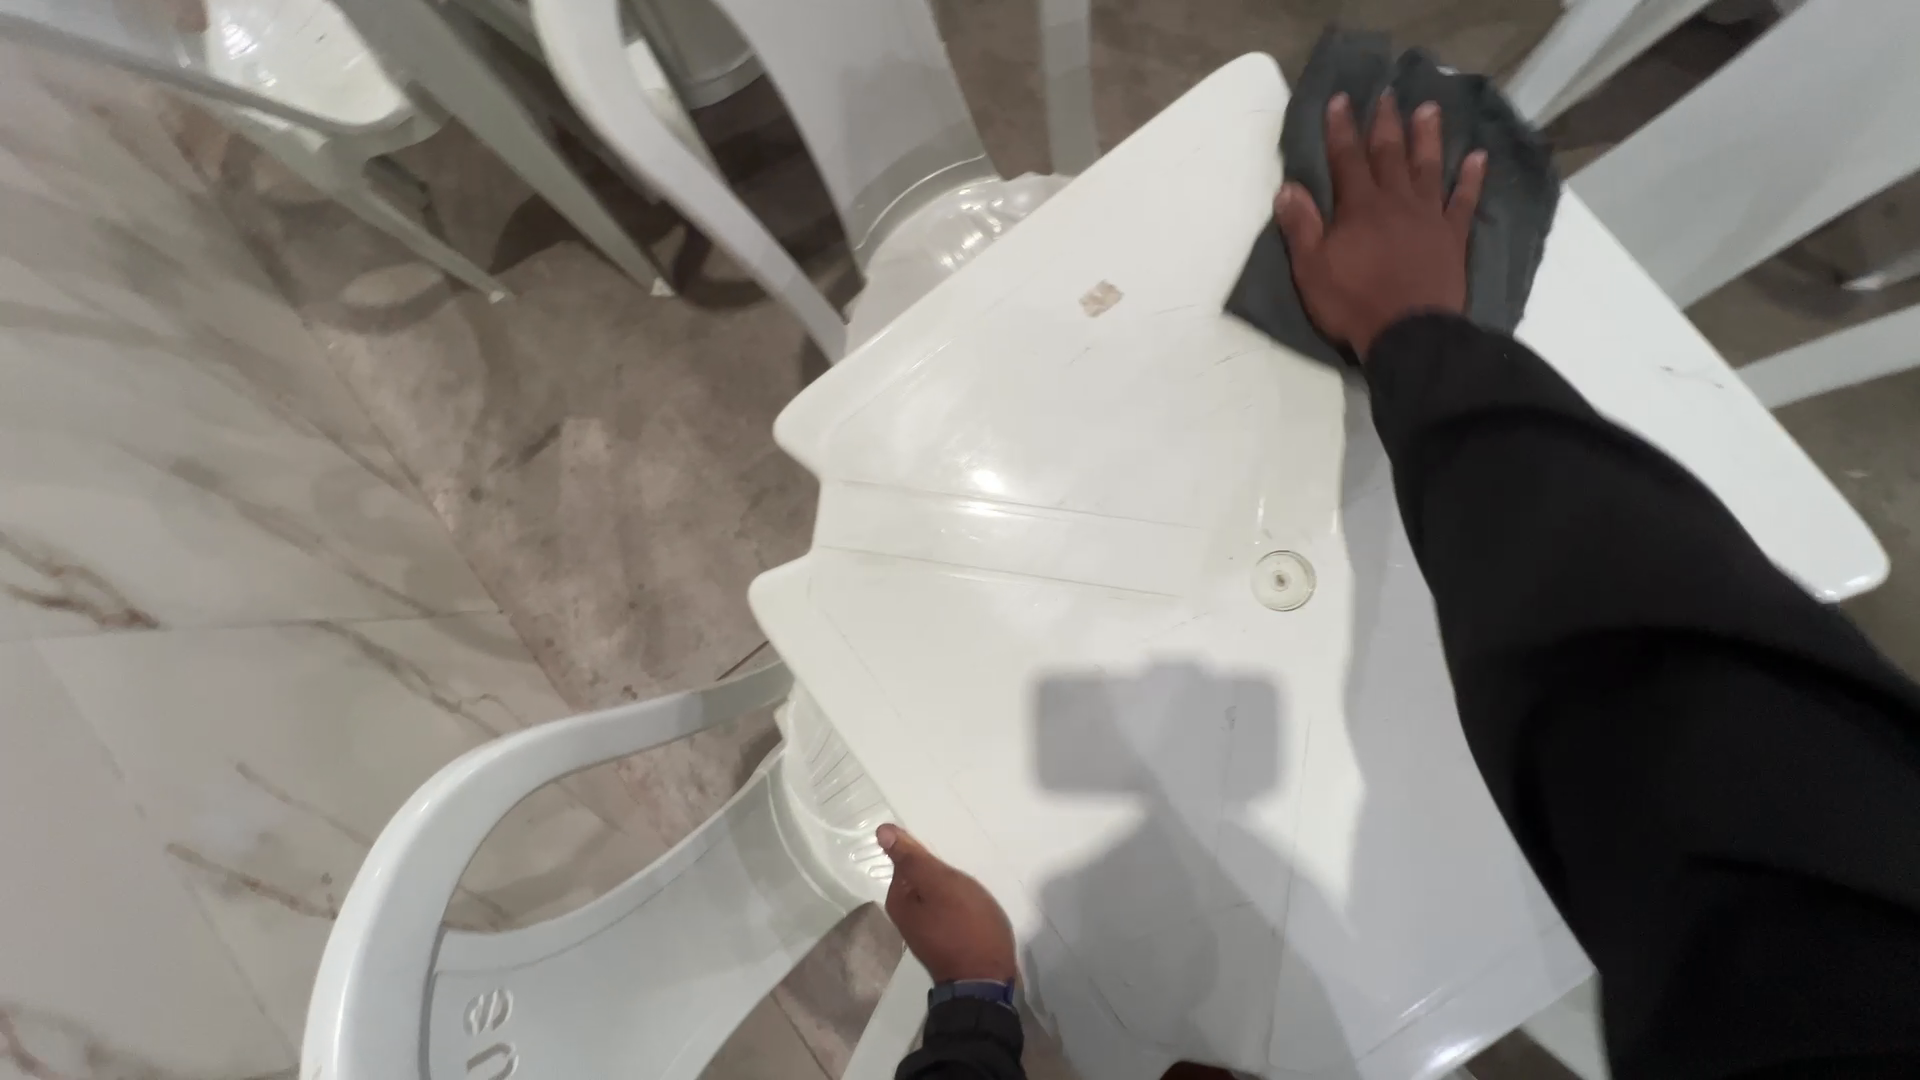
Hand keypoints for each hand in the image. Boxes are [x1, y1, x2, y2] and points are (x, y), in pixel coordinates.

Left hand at [877, 823, 1016, 983]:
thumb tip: (880, 831)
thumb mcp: (939, 884)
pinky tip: (976, 893)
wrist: (988, 983)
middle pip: (923, 873)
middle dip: (941, 862)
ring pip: (938, 889)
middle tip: (964, 853)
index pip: (906, 857)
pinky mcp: (949, 935)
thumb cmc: (964, 927)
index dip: (926, 845)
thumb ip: (911, 857)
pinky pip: (951, 905)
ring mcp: (928, 927)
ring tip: (973, 869)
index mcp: (899, 899)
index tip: (947, 839)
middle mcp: (908, 914)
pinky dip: (962, 896)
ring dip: (953, 879)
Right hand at [1274, 91, 1486, 358]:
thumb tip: (1288, 188)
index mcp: (1358, 208)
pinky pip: (1463, 200)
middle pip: (1389, 154)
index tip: (1340, 100)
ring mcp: (1428, 216)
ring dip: (1427, 137)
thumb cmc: (1351, 302)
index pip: (1346, 160)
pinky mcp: (1452, 236)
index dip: (1341, 129)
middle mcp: (1395, 201)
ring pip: (1428, 166)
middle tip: (1387, 94)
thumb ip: (1301, 227)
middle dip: (1385, 123)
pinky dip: (1471, 178)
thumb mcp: (1310, 269)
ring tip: (1429, 109)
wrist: (1407, 331)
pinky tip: (1477, 158)